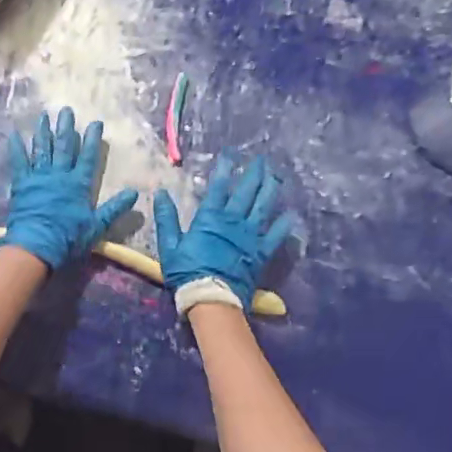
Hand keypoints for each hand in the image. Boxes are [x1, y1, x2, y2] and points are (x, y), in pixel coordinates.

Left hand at [1, 108, 137, 270]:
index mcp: (79, 184)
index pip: (89, 157)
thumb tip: (135, 193)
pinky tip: (15, 134)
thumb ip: (115, 208)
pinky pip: (18, 161)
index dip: (93, 140)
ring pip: (43, 149)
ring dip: (44, 132)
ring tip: (44, 116)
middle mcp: (59, 175)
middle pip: (64, 147)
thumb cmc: (68, 238)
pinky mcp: (21, 183)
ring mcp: (39, 177)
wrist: (37, 246)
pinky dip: (16, 147)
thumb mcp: (97, 226)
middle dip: (67, 128)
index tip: (95, 123)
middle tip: (66, 110)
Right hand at [152, 155, 295, 314]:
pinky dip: (284, 224)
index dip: (226, 167)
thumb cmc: (186, 270)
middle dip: (255, 173)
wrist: (211, 298)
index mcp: (210, 217)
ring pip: (265, 207)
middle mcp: (234, 221)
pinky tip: (289, 214)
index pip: (220, 185)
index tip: (230, 153)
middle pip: (248, 192)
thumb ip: (166, 218)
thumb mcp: (169, 244)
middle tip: (261, 159)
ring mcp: (251, 236)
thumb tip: (161, 192)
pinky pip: (276, 235)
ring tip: (276, 176)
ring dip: (271, 190)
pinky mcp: (261, 252)